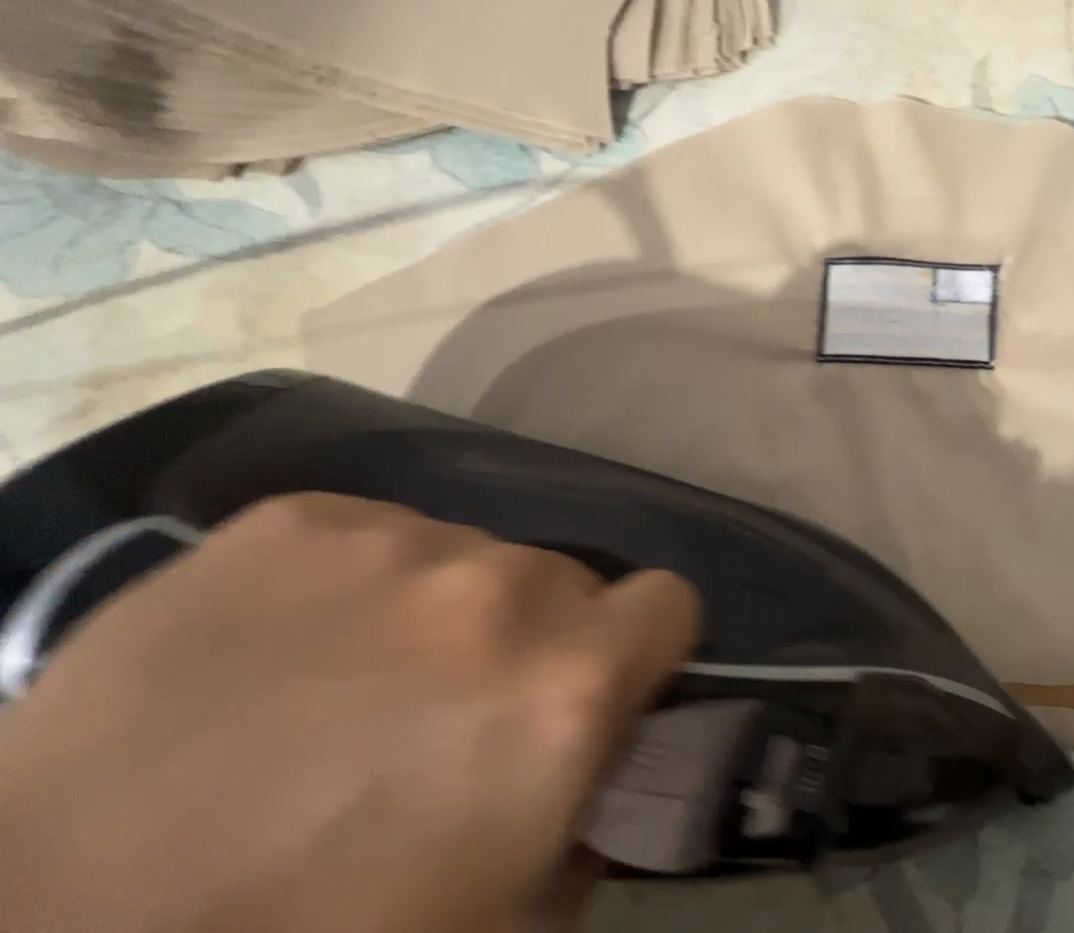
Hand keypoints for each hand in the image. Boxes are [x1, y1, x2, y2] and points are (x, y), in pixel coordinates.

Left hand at [0, 493, 698, 932]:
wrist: (64, 925)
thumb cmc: (330, 932)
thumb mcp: (513, 912)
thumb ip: (594, 817)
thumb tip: (607, 760)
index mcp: (569, 682)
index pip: (670, 602)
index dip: (642, 648)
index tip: (598, 686)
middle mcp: (501, 590)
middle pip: (563, 579)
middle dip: (532, 636)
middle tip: (454, 709)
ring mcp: (393, 544)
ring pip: (469, 553)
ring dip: (443, 608)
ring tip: (353, 680)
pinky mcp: (292, 522)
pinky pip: (375, 531)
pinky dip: (359, 579)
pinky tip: (289, 644)